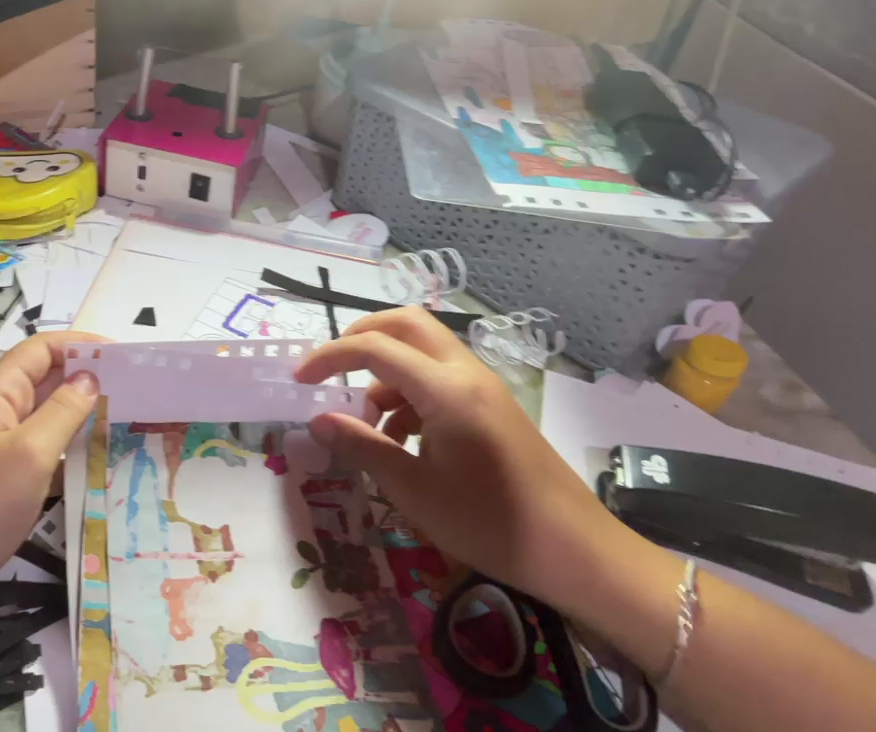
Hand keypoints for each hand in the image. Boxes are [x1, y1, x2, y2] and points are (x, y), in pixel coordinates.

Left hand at [0, 332, 102, 604]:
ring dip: (81, 407)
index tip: (124, 355)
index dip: (81, 344)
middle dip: (86, 373)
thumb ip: (63, 411)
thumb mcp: (30, 455)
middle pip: (45, 375)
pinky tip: (97, 452)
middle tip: (135, 385)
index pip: (42, 348)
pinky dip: (68, 440)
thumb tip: (90, 377)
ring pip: (46, 409)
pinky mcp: (3, 470)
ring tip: (125, 413)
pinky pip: (42, 441)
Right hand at [295, 308, 635, 607]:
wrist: (576, 552)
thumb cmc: (489, 524)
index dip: (329, 357)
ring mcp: (482, 387)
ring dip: (385, 372)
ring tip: (366, 425)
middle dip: (361, 337)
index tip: (299, 381)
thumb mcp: (414, 491)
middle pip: (405, 324)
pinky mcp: (491, 406)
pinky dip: (408, 394)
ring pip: (422, 352)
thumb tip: (317, 420)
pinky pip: (439, 378)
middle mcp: (465, 374)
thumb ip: (362, 447)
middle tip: (331, 370)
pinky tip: (400, 442)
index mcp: (445, 389)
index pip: (374, 348)